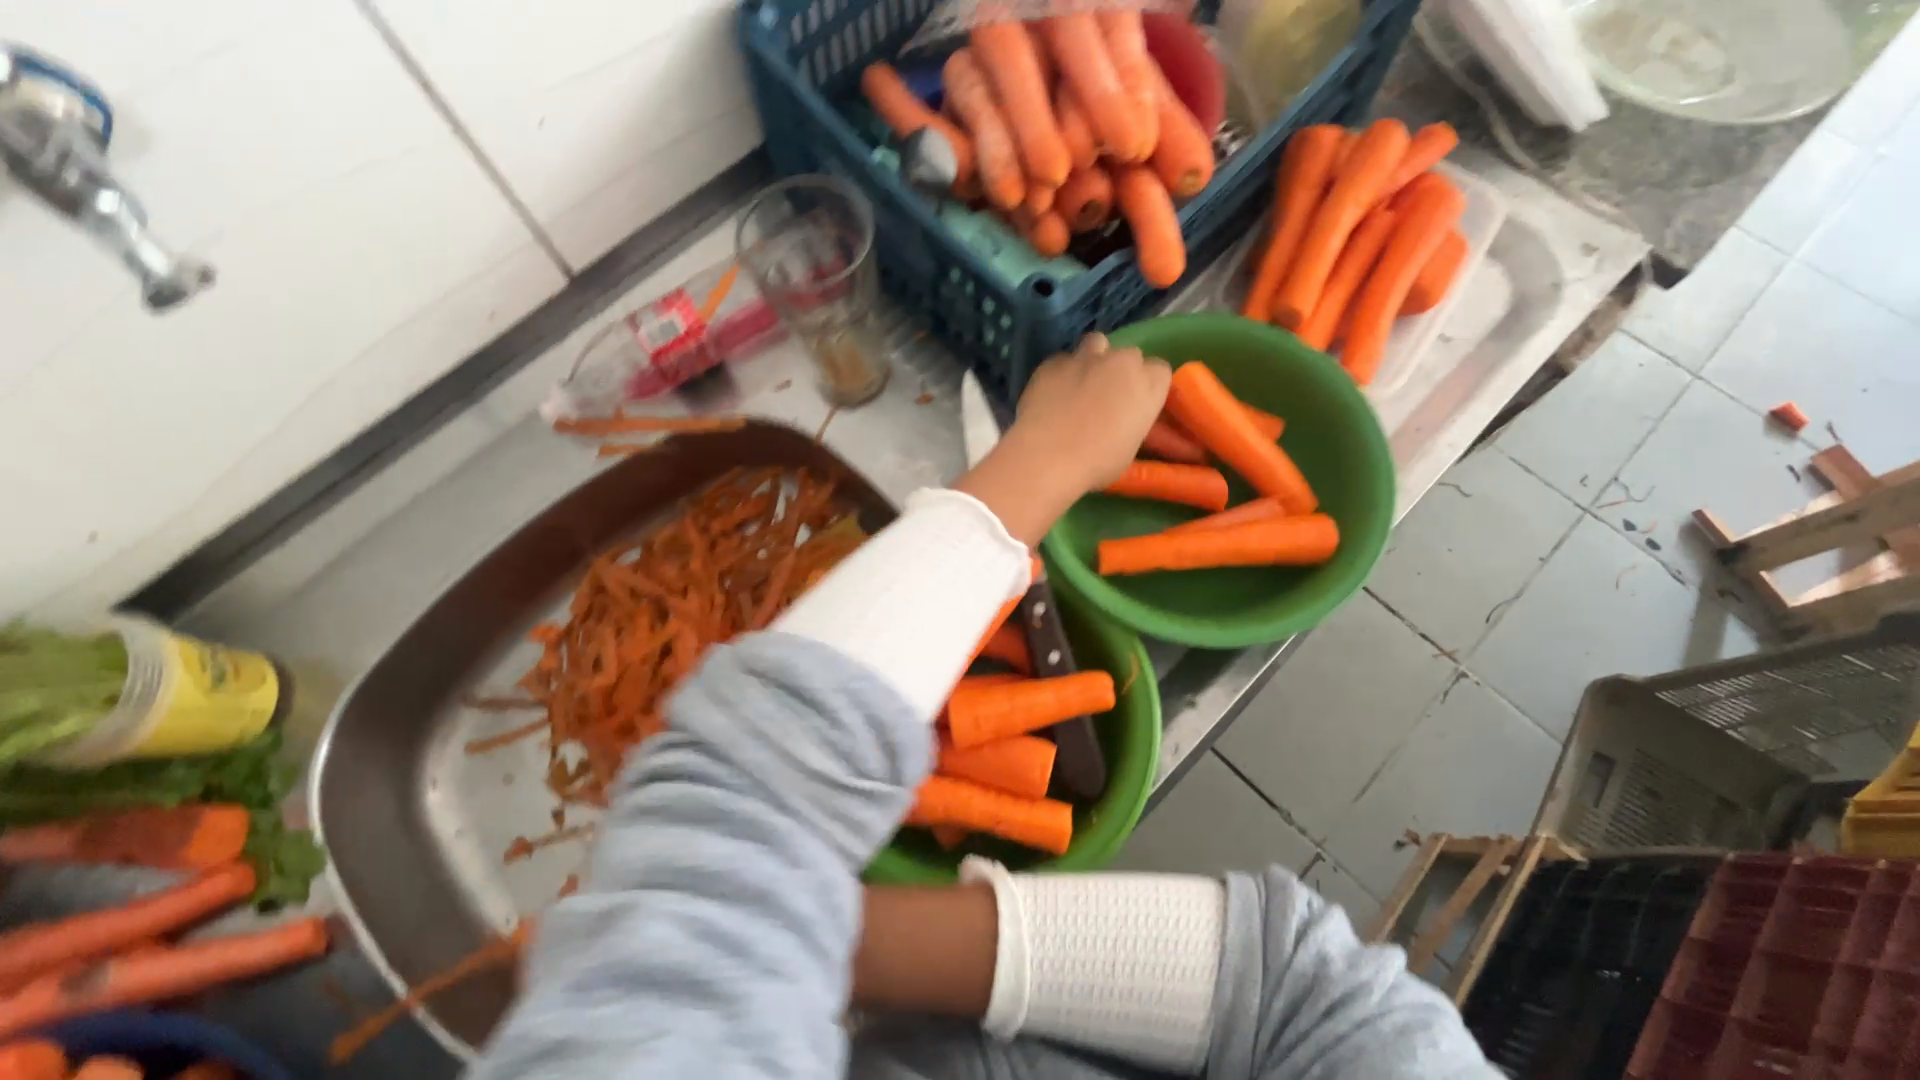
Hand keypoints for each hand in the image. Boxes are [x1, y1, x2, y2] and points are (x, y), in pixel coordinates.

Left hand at [955, 334, 1170, 545]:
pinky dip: (1061, 372)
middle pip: (1129, 355)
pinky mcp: (1054, 361)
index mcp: (1148, 385)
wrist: (1047, 457)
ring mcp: (1086, 357)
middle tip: (1107, 395)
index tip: (1136, 401)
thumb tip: (1121, 417)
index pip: (1159, 370)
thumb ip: (1131, 420)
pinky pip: (1063, 360)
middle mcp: (1121, 362)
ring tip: (1081, 382)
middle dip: (1121, 370)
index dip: (1147, 384)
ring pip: (1097, 343)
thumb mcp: (1129, 447)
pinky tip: (1051, 392)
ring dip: (1094, 359)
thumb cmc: (1096, 463)